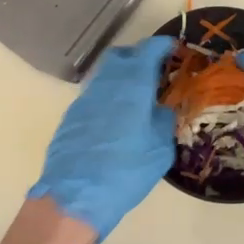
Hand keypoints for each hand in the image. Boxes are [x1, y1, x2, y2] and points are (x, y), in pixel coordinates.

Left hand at [27, 36, 175, 240]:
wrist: (74, 197)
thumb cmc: (125, 172)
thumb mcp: (159, 150)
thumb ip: (163, 122)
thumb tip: (161, 110)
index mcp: (131, 87)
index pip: (147, 51)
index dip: (162, 46)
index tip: (173, 49)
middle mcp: (105, 85)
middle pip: (120, 56)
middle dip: (138, 58)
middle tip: (154, 73)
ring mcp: (84, 100)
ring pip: (104, 76)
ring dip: (121, 79)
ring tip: (136, 100)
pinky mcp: (70, 117)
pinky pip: (93, 96)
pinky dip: (107, 98)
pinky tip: (115, 121)